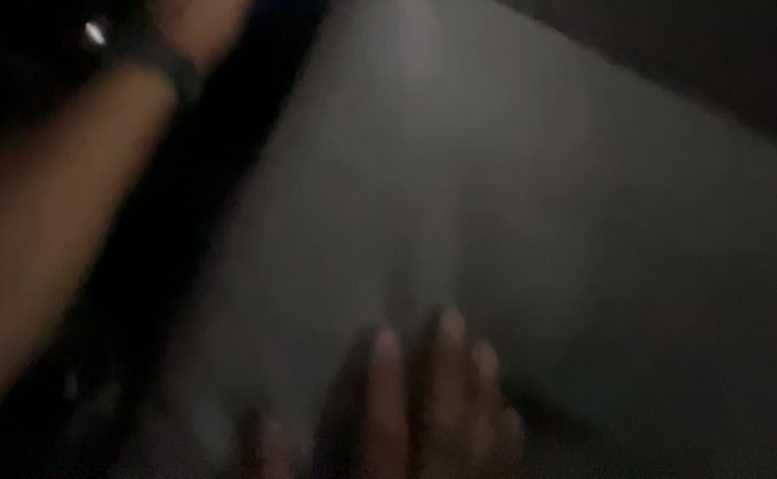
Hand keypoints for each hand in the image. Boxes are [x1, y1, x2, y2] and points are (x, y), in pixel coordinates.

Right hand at [241, 310, 523, 478]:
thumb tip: (265, 423)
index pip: (383, 445)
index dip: (383, 388)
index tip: (384, 330)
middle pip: (443, 440)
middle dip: (447, 376)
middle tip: (453, 317)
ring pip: (481, 460)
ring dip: (485, 402)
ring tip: (487, 348)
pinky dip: (510, 454)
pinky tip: (511, 416)